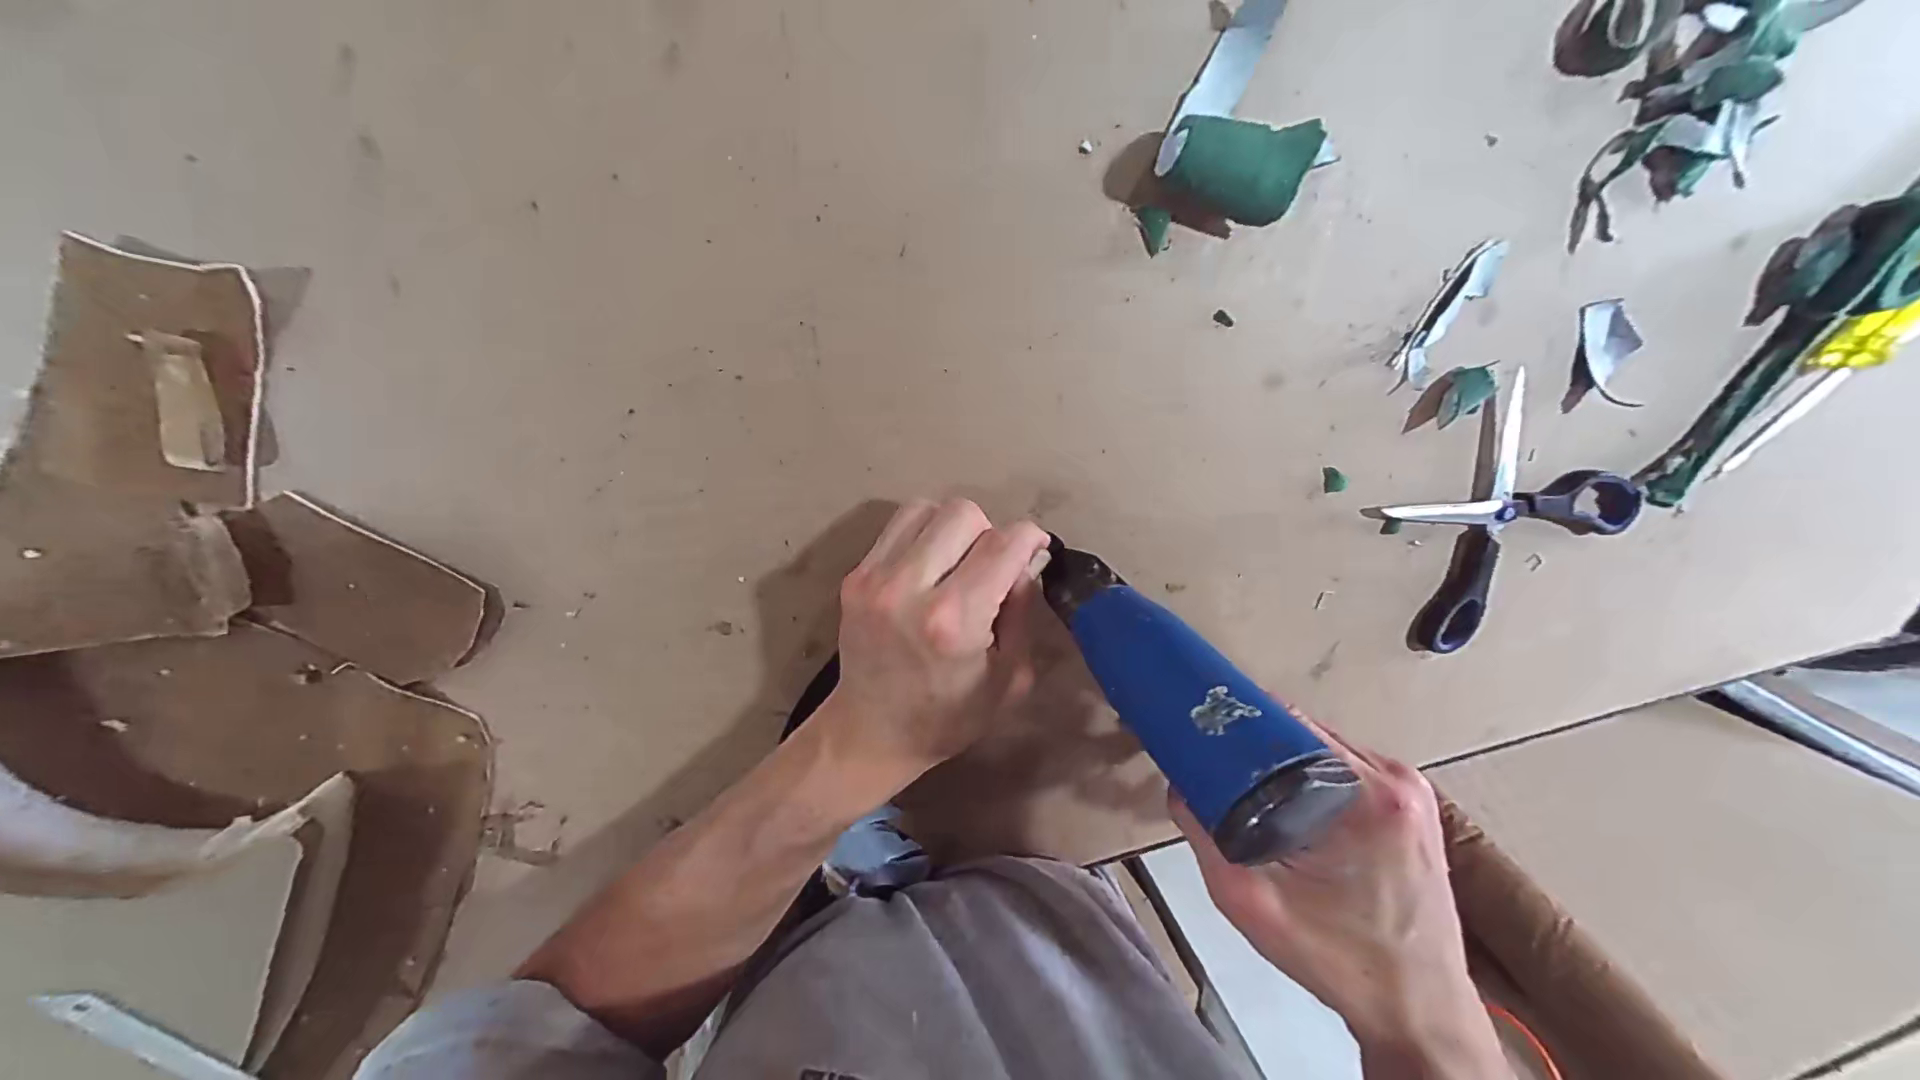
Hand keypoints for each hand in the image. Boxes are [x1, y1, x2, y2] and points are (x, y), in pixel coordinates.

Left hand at [820, 498, 1049, 785]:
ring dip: (953, 527)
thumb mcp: (1009, 678)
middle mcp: (910, 589)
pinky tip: (929, 564)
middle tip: (991, 564)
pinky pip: (898, 525)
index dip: (1030, 537)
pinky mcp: (855, 576)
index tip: (1036, 550)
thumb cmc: (949, 717)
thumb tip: (1027, 559)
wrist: (871, 731)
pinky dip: (923, 533)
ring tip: (957, 561)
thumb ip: (1022, 611)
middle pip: (963, 513)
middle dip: (990, 532)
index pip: (1004, 544)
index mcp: (955, 621)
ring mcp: (875, 578)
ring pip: (927, 508)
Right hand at [1172, 717, 1509, 1078]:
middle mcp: (1397, 780)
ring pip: (1323, 750)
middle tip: (1215, 765)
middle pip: (1304, 732)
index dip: (1238, 721)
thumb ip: (1203, 835)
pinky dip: (1310, 780)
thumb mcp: (1248, 900)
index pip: (1287, 723)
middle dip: (1256, 745)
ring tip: (1245, 789)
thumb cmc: (1337, 959)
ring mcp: (1412, 792)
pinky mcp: (1414, 808)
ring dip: (1282, 762)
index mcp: (1368, 793)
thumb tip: (1178, 785)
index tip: (1202, 731)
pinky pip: (1345, 771)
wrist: (1419, 1012)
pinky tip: (1287, 808)